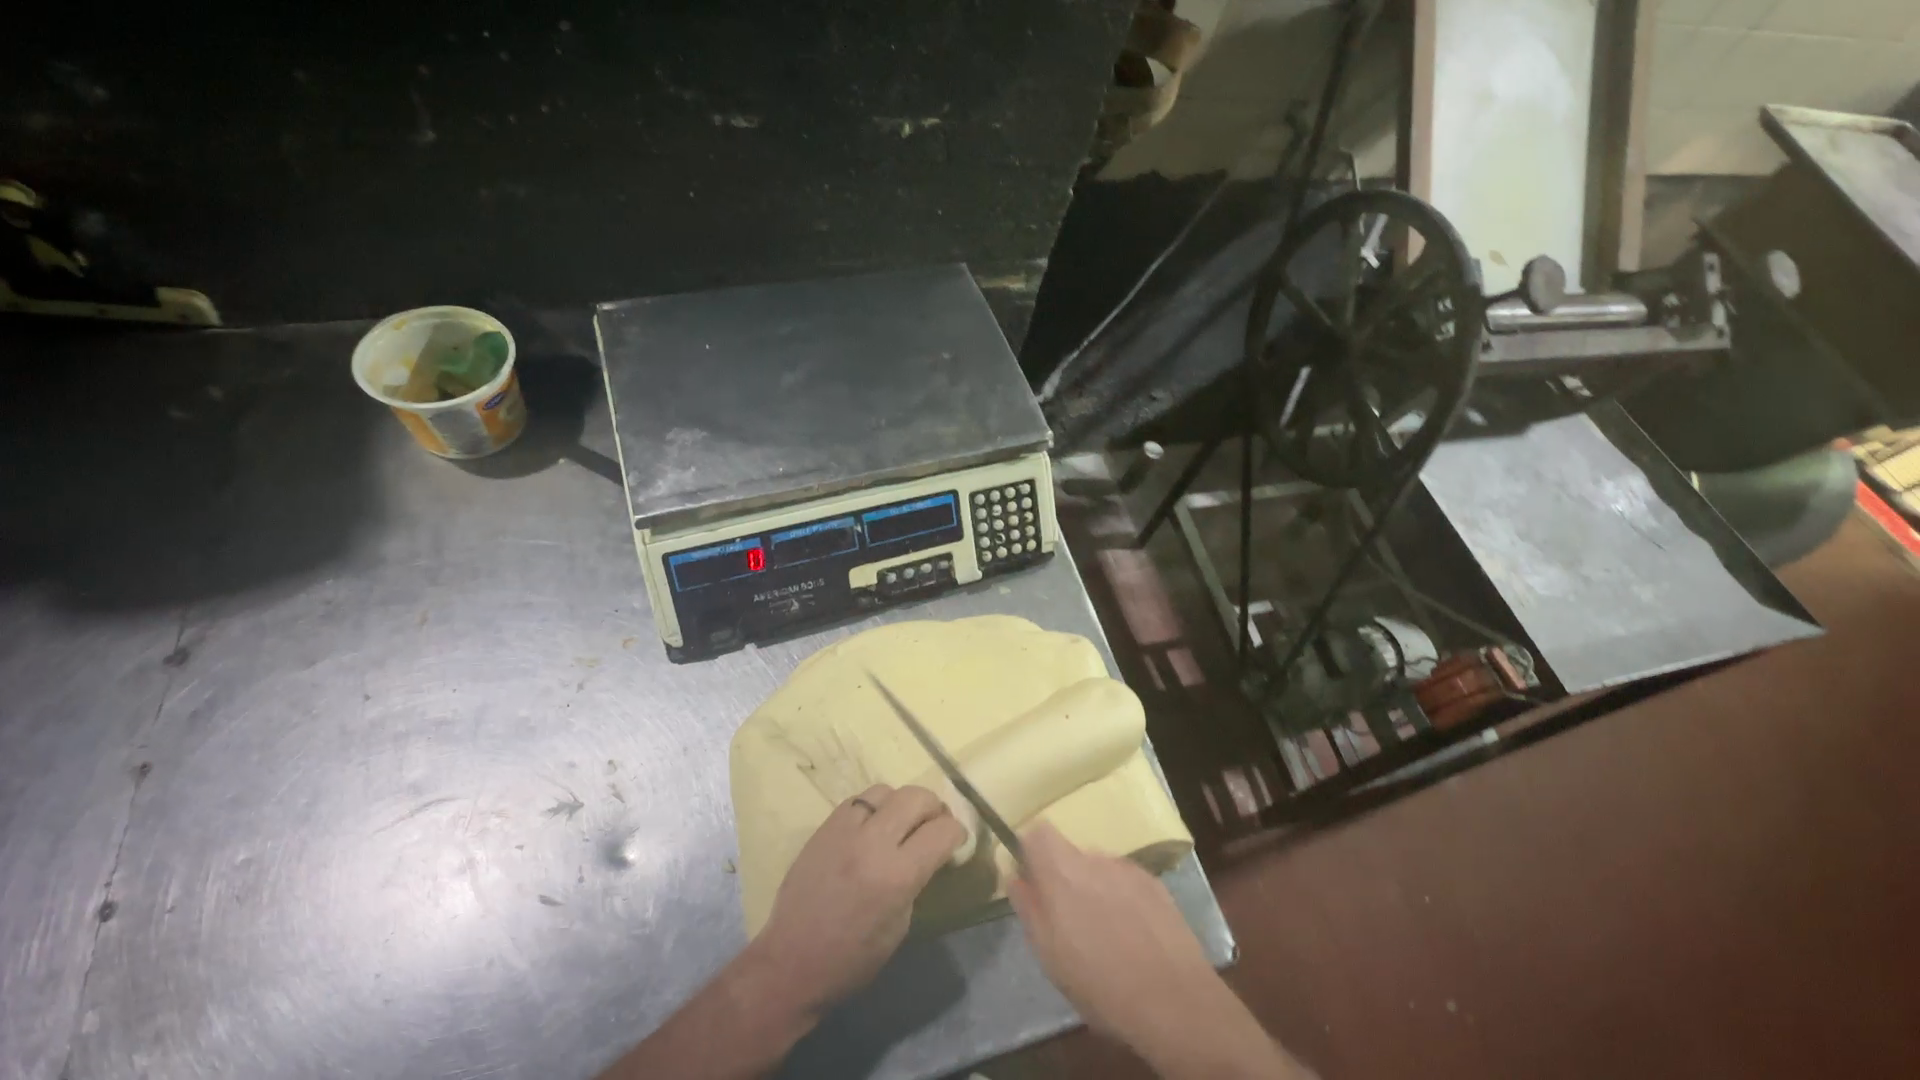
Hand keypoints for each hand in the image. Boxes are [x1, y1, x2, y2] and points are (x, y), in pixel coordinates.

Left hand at [747, 783, 966, 1016]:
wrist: (792, 962)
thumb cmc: (853, 959)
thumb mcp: (900, 925)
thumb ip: (916, 881)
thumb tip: (928, 855)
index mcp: (897, 876)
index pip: (942, 831)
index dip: (957, 834)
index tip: (956, 842)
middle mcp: (872, 843)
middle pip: (916, 797)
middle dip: (934, 809)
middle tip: (933, 827)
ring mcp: (843, 831)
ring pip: (885, 791)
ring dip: (901, 804)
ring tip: (900, 825)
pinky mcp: (822, 829)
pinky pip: (856, 801)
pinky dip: (872, 809)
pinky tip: (871, 829)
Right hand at [1010, 823, 1303, 1078]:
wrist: (1173, 1000)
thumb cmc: (1099, 984)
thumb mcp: (1049, 955)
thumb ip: (1029, 908)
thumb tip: (1016, 877)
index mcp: (1062, 873)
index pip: (1038, 832)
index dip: (1031, 851)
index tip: (1032, 880)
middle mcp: (1095, 860)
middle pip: (1070, 852)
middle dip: (1063, 877)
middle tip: (1068, 919)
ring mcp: (1129, 870)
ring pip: (1099, 867)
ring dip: (1093, 887)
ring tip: (1104, 931)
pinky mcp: (1156, 884)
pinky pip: (1125, 880)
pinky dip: (1121, 897)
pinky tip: (1131, 933)